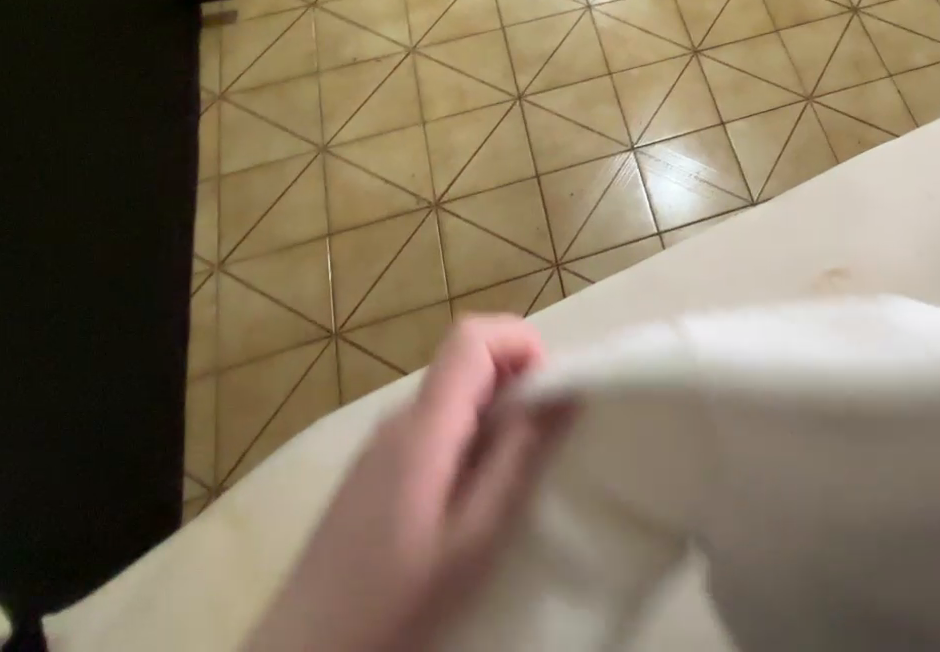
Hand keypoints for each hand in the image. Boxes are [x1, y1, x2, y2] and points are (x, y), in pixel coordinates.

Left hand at [245, 315, 567, 651]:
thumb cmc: (395, 601)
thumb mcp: (475, 534)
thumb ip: (518, 455)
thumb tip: (564, 392)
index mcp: (423, 426)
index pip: (471, 336)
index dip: (520, 343)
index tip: (550, 392)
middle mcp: (399, 419)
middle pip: (465, 360)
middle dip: (517, 380)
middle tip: (544, 441)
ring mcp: (382, 443)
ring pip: (453, 393)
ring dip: (496, 410)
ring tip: (514, 474)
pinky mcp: (375, 468)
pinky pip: (435, 423)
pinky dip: (471, 434)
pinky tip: (473, 494)